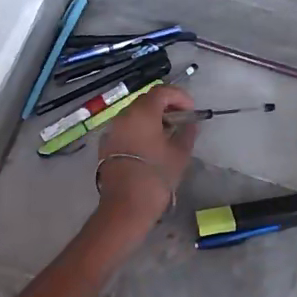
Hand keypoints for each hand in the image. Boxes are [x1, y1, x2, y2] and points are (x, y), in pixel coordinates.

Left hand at [94, 85, 197, 224]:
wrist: (126, 205)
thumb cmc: (156, 176)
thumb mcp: (179, 154)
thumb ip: (187, 133)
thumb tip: (189, 124)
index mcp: (141, 113)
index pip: (161, 91)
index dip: (179, 96)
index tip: (191, 110)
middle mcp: (122, 116)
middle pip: (145, 101)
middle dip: (165, 106)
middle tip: (181, 120)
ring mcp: (111, 130)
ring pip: (133, 115)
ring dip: (151, 118)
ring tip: (167, 134)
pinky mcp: (105, 146)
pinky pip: (124, 129)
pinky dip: (138, 130)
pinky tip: (150, 146)